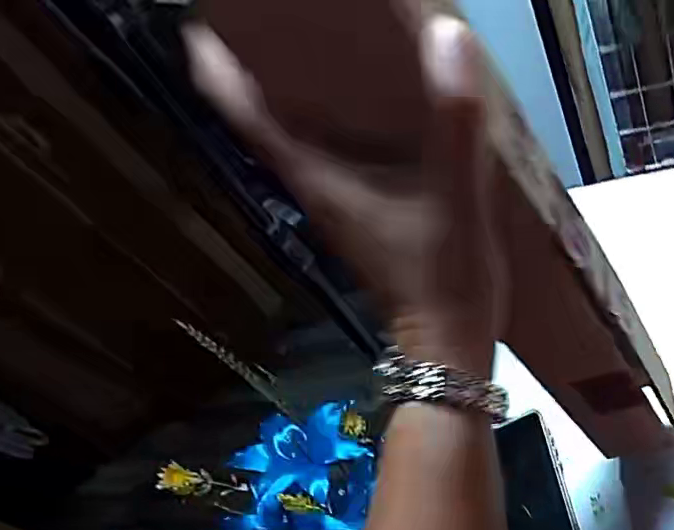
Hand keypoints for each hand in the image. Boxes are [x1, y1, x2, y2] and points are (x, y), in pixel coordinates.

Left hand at [184, 15, 505, 368]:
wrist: (455, 351)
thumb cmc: (445, 283)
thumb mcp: (457, 201)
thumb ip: (454, 127)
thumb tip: (452, 38)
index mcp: (315, 174)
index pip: (236, 101)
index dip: (216, 50)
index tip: (220, 15)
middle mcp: (317, 188)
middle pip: (268, 112)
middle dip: (273, 62)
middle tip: (302, 23)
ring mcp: (344, 212)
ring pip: (308, 140)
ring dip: (315, 100)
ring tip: (346, 62)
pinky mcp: (373, 229)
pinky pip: (348, 166)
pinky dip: (354, 137)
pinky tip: (389, 128)